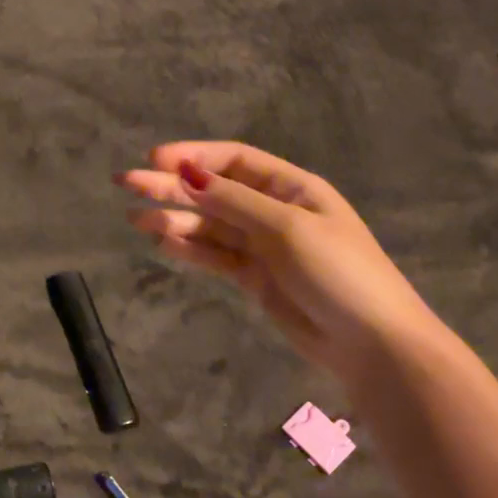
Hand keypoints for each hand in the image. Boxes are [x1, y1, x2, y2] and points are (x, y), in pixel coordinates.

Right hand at [117, 141, 445, 376]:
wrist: (371, 342)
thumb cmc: (338, 272)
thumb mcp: (287, 228)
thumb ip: (233, 202)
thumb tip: (186, 175)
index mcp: (292, 188)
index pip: (233, 161)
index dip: (193, 156)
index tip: (154, 160)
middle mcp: (273, 211)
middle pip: (213, 192)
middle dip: (170, 186)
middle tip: (126, 183)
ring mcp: (263, 247)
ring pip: (209, 225)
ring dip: (173, 219)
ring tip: (135, 219)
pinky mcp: (255, 278)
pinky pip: (214, 256)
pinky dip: (188, 248)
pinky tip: (162, 242)